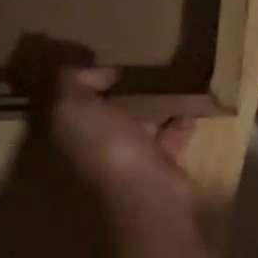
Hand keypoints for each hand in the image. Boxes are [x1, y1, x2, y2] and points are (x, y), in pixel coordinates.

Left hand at [8, 38, 195, 220]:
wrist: (147, 192)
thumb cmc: (106, 147)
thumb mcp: (74, 106)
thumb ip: (73, 81)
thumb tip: (95, 73)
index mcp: (66, 135)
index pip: (66, 104)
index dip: (81, 83)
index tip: (105, 65)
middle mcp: (92, 149)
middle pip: (101, 118)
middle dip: (115, 97)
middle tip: (137, 71)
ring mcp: (127, 159)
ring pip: (135, 128)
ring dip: (148, 110)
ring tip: (166, 84)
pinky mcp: (159, 165)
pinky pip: (169, 138)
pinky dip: (179, 124)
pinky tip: (191, 107)